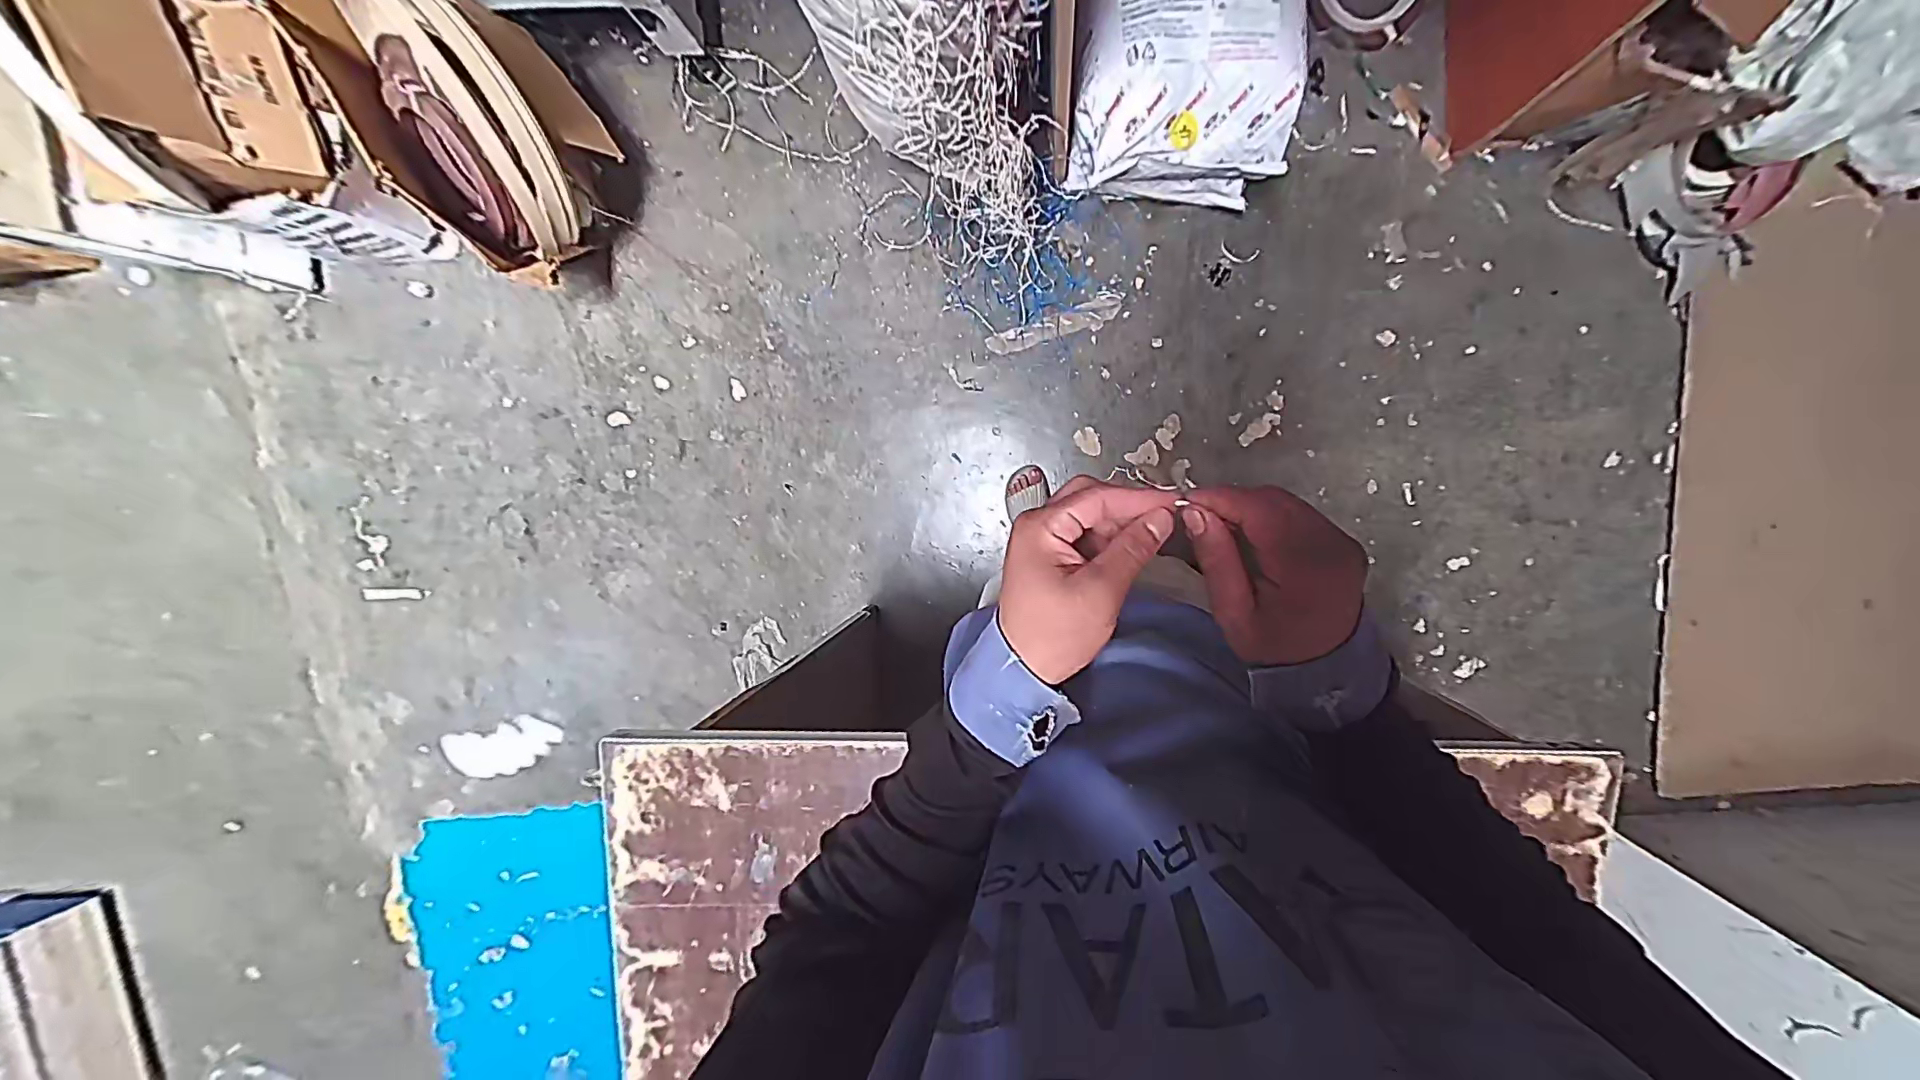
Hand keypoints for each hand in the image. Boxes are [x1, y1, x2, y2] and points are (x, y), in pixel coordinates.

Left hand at [999, 476, 1177, 682]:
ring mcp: (1041, 540)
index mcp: (1040, 527)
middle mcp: (1036, 526)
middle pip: (1090, 498)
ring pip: (1088, 516)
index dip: (1139, 498)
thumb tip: (1160, 518)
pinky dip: (1109, 539)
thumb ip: (1132, 549)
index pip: (1096, 497)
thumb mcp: (1101, 591)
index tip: (1173, 502)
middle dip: (1128, 506)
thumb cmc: (1053, 636)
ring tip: (1153, 534)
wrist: (1024, 668)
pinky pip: (1084, 535)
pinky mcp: (1050, 556)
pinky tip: (1132, 547)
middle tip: (1164, 516)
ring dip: (1120, 523)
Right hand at [1183, 486, 1366, 665]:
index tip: (1187, 502)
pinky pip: (1298, 513)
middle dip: (1232, 500)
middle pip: (1273, 500)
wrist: (1326, 670)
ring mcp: (1341, 540)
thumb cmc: (1273, 646)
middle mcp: (1331, 544)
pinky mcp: (1341, 541)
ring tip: (1219, 521)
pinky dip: (1267, 514)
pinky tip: (1248, 530)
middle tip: (1199, 513)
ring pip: (1285, 502)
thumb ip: (1217, 559)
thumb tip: (1195, 513)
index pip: (1259, 510)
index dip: (1220, 498)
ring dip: (1249, 505)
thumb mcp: (1233, 612)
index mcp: (1304, 565)